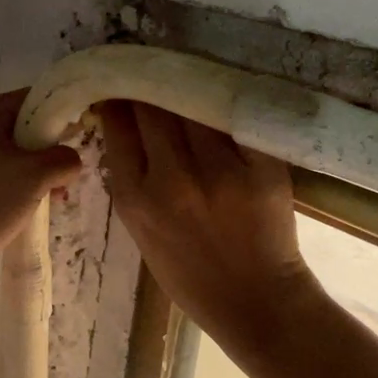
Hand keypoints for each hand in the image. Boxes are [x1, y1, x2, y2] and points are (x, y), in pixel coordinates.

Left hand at [0, 89, 82, 307]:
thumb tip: (72, 159)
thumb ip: (65, 158)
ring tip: (58, 193)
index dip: (57, 114)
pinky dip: (20, 181)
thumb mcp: (36, 175)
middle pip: (20, 126)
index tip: (80, 134)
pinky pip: (0, 169)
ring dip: (38, 170)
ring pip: (12, 151)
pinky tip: (40, 201)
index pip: (27, 100)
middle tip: (68, 172)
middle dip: (48, 150)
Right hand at [97, 100, 311, 339]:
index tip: (119, 85)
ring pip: (193, 106)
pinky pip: (236, 120)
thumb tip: (122, 127)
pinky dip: (224, 105)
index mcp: (136, 199)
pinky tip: (220, 96)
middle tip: (150, 73)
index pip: (118, 128)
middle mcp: (172, 181)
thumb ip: (131, 180)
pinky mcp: (262, 169)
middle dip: (148, 85)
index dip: (116, 99)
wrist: (256, 303)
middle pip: (152, 109)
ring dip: (184, 89)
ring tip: (183, 78)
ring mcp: (220, 173)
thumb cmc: (190, 274)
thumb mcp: (140, 229)